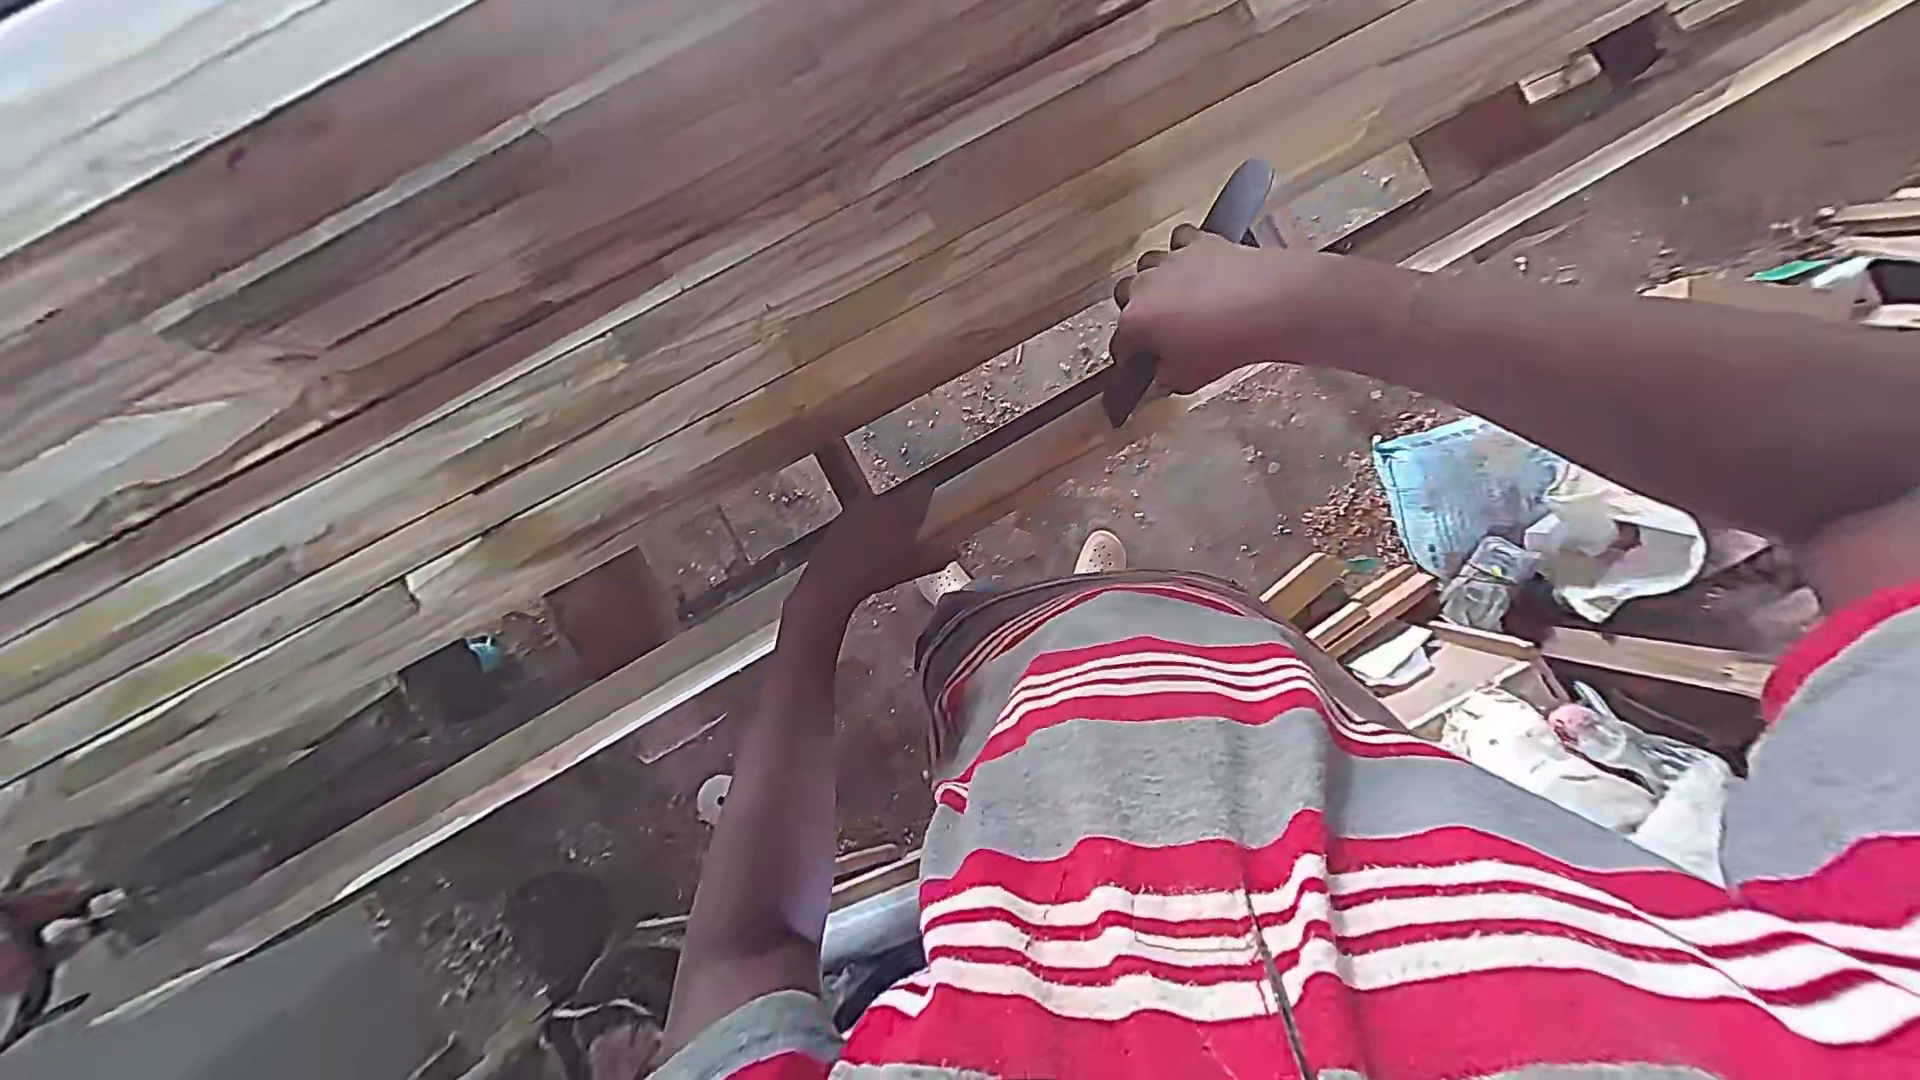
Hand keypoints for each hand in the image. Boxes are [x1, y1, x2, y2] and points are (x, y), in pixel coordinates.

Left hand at [794, 481, 953, 615]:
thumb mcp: (915, 566)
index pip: (921, 491)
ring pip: (878, 507)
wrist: (833, 579)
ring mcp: (855, 511)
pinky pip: (860, 519)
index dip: (930, 493)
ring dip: (886, 517)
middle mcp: (878, 502)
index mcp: (899, 509)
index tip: (935, 498)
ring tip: (892, 536)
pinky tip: (868, 546)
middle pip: (898, 499)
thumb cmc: (879, 571)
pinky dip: (867, 527)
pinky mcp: (839, 523)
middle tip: (915, 522)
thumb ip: (938, 556)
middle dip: (908, 508)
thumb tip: (956, 552)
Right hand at [1111, 226, 1362, 391]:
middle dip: (1136, 312)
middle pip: (1125, 296)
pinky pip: (1181, 241)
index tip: (1141, 365)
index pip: (1120, 344)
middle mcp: (1143, 285)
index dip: (1129, 358)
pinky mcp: (1201, 240)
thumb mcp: (1186, 379)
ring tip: (1176, 297)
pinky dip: (1184, 252)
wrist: (1274, 305)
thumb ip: (1164, 375)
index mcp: (1134, 321)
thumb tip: (1161, 370)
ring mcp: (1171, 259)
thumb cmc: (1225, 346)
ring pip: (1147, 265)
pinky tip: (1196, 267)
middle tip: (1159, 330)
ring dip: (1155, 280)